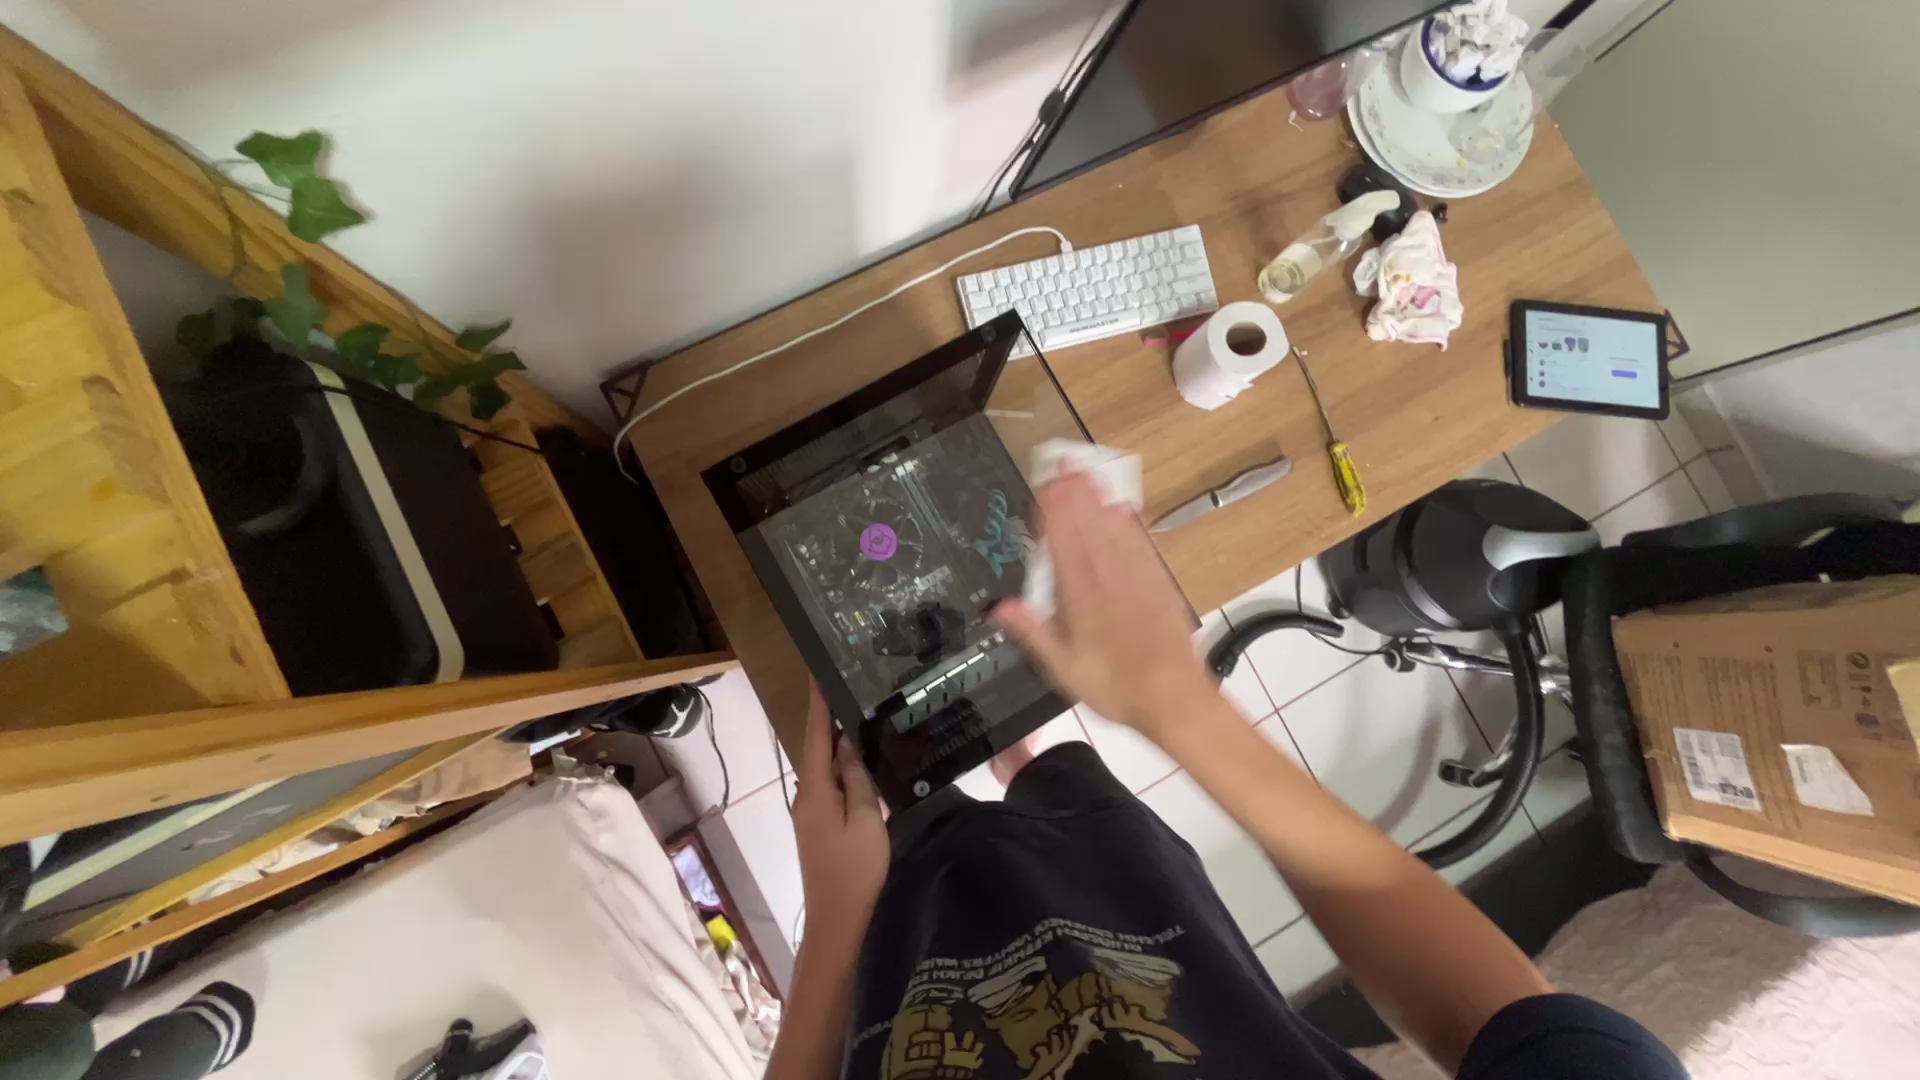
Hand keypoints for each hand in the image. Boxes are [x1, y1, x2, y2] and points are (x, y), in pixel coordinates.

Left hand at [792, 682, 889, 952]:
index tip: (816, 673)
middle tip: (847, 689)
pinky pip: (829, 784)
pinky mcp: (819, 826)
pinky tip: (858, 762)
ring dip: (836, 743)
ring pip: (824, 768)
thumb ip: (856, 778)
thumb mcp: (865, 818)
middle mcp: (806, 796)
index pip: (817, 735)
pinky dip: (841, 767)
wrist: (838, 921)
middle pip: (817, 749)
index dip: (818, 704)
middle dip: (828, 718)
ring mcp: (810, 813)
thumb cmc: (855, 868)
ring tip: (857, 717)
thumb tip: (846, 744)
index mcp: (815, 790)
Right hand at [992, 470, 1216, 738]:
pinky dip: (1132, 527)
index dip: (1053, 514)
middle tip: (1065, 463)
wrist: (1173, 699)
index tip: (1046, 486)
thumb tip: (1002, 608)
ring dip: (1100, 501)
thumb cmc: (1116, 687)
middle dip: (1074, 496)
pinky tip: (1125, 510)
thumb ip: (1033, 633)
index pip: (1063, 547)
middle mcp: (1109, 583)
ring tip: (1088, 473)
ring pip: (1114, 533)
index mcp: (1082, 601)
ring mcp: (1137, 581)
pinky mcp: (1159, 587)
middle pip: (1088, 531)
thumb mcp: (1064, 669)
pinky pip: (1142, 548)